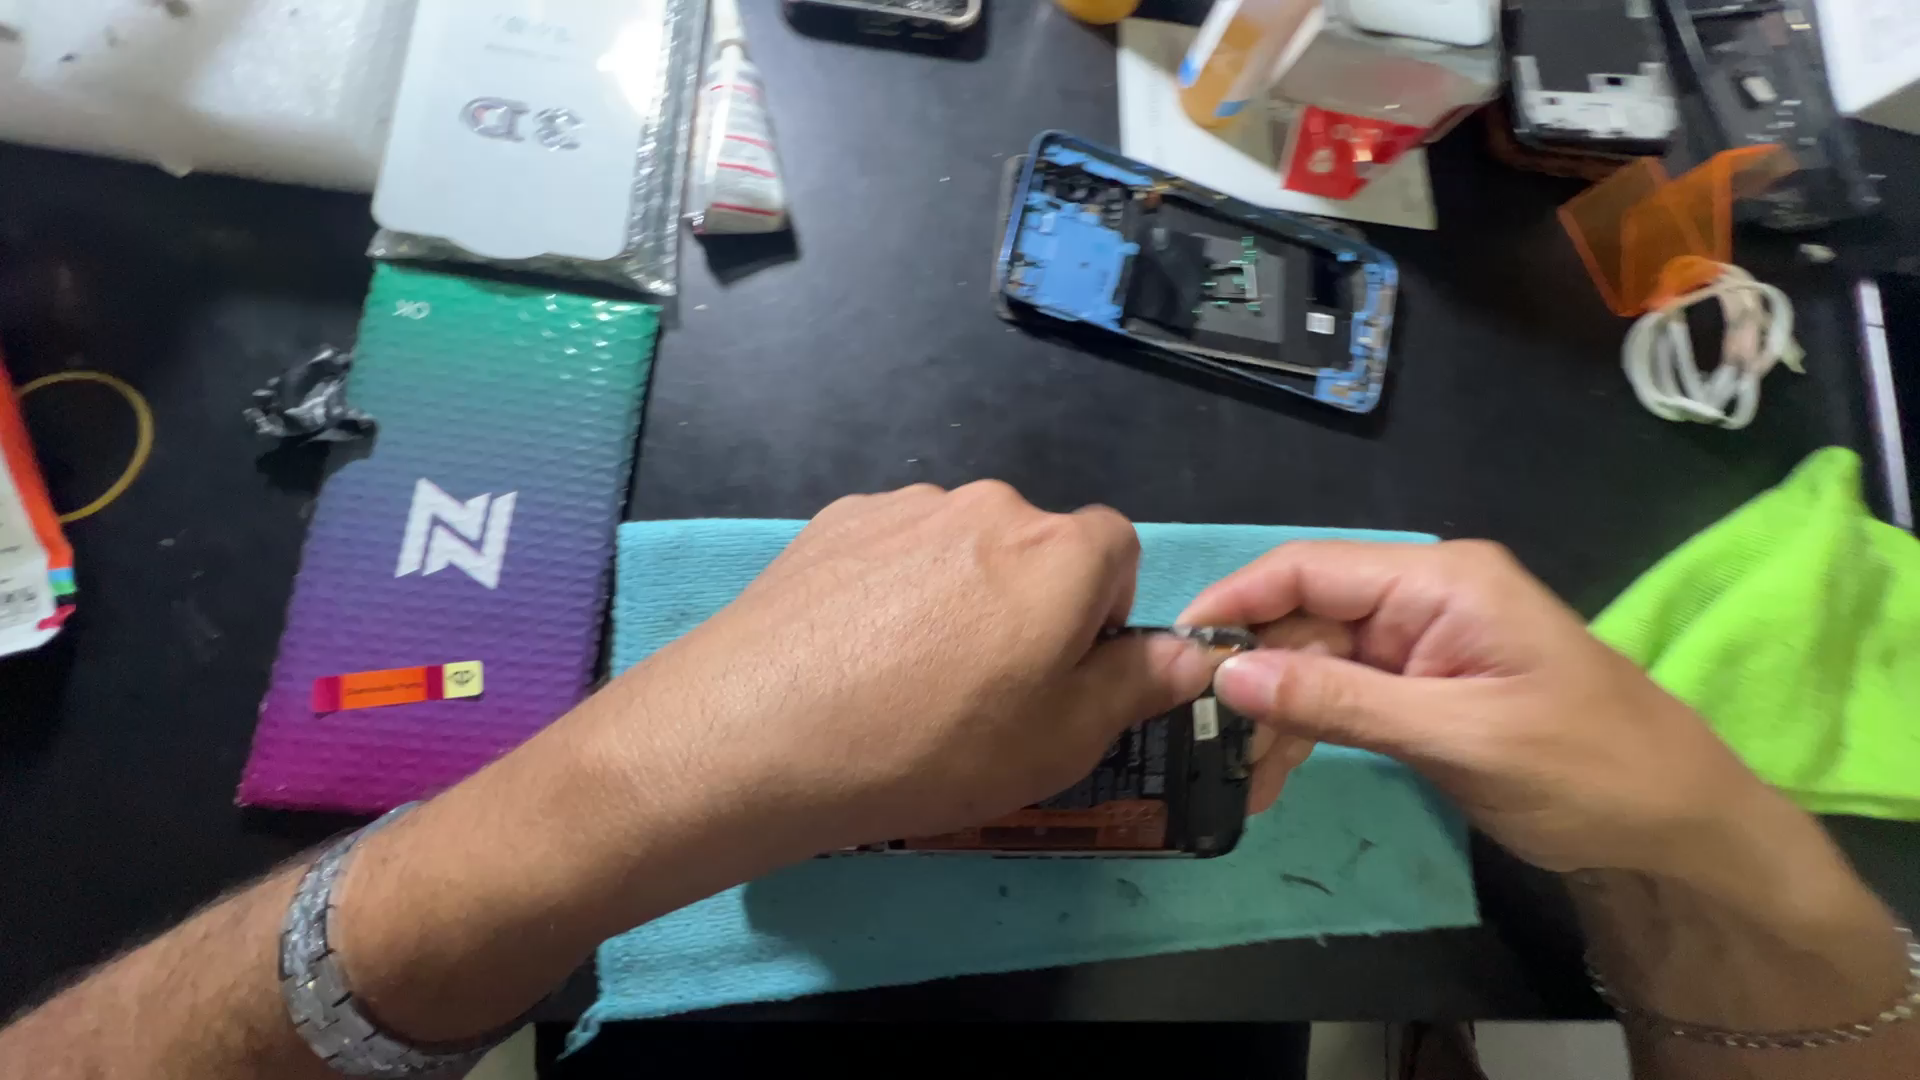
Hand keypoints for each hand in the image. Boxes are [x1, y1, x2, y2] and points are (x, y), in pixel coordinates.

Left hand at [607, 482, 1217, 857]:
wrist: (758, 733)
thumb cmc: (932, 746)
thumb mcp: (1059, 740)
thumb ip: (1139, 683)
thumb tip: (1193, 652)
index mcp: (1057, 550)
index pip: (1119, 550)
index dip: (1102, 610)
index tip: (1062, 665)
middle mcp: (988, 504)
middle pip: (1037, 544)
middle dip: (1032, 600)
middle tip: (982, 679)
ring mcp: (906, 503)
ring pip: (965, 543)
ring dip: (962, 589)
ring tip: (907, 665)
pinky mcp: (841, 515)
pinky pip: (899, 542)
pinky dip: (898, 581)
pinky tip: (857, 641)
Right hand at [1178, 540, 1771, 875]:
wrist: (1683, 840)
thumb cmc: (1590, 772)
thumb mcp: (1458, 736)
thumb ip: (1337, 701)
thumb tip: (1228, 676)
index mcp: (1436, 580)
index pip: (1307, 569)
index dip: (1235, 601)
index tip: (1178, 648)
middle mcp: (1414, 597)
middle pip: (1298, 620)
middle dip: (1251, 676)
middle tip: (1202, 734)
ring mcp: (1409, 642)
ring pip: (1307, 664)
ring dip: (1271, 717)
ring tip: (1238, 775)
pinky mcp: (1408, 684)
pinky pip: (1332, 697)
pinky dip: (1300, 734)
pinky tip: (1269, 777)